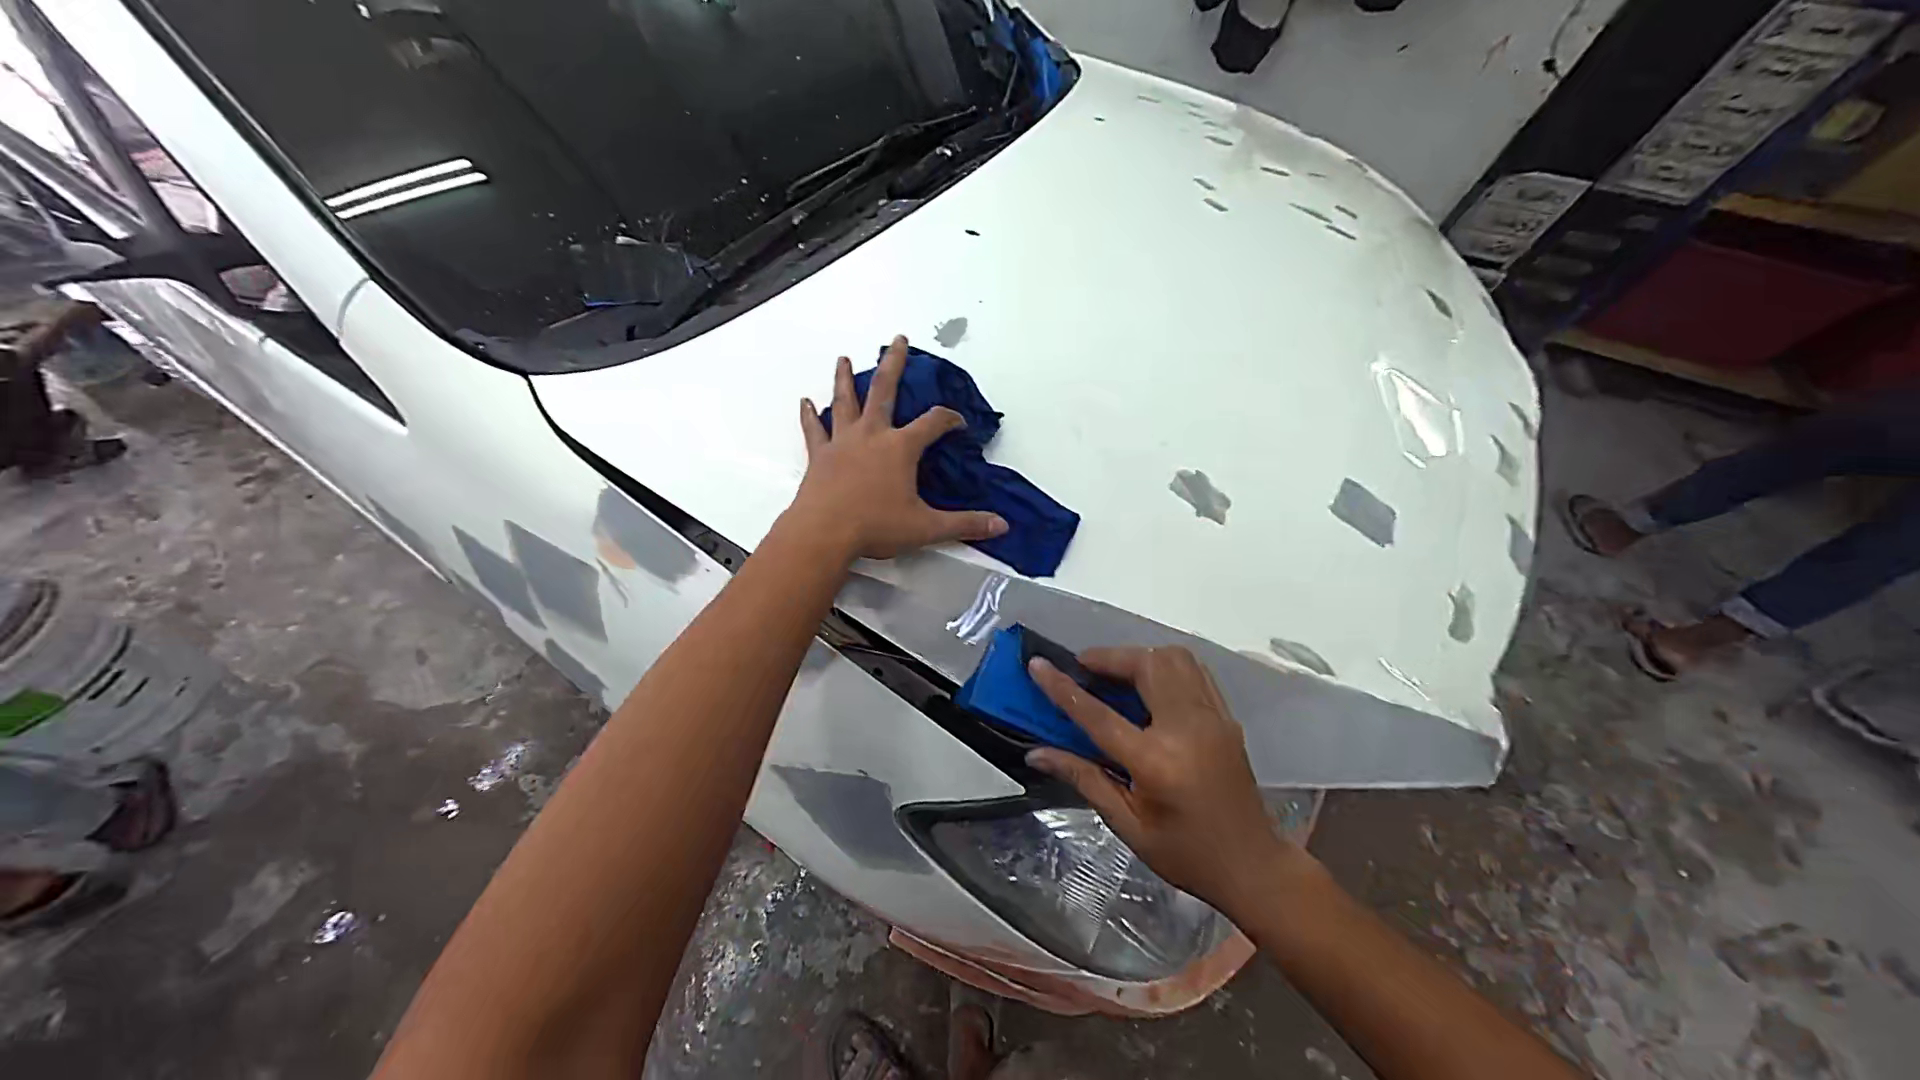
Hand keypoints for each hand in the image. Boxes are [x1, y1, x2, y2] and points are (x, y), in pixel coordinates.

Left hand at [787, 335, 1007, 559]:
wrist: (824, 534)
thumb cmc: (875, 526)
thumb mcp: (926, 527)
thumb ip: (964, 524)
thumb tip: (1000, 525)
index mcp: (900, 448)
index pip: (933, 423)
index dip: (950, 420)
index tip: (959, 423)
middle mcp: (871, 435)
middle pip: (884, 390)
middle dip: (894, 364)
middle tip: (898, 340)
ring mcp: (842, 442)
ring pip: (845, 401)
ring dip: (845, 378)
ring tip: (843, 358)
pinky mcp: (820, 455)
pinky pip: (814, 429)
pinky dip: (810, 415)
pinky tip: (806, 402)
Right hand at [1026, 646, 1300, 916]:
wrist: (1254, 865)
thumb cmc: (1186, 854)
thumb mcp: (1128, 825)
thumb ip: (1083, 779)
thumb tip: (1037, 753)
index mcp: (1156, 762)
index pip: (1099, 714)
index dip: (1063, 687)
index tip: (1038, 664)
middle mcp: (1187, 728)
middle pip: (1145, 665)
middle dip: (1108, 658)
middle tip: (1084, 669)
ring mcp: (1212, 718)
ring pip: (1174, 657)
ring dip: (1138, 657)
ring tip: (1115, 675)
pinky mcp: (1226, 717)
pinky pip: (1194, 670)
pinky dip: (1165, 665)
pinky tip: (1149, 684)